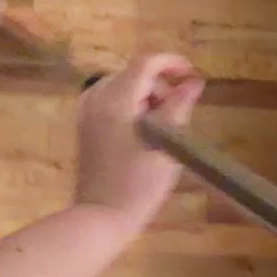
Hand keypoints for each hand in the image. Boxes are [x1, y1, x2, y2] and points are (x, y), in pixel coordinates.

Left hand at [73, 53, 204, 228]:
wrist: (101, 214)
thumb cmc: (138, 182)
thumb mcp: (166, 143)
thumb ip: (178, 107)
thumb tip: (192, 82)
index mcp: (114, 99)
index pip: (144, 63)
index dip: (171, 63)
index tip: (192, 75)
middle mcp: (95, 99)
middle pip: (131, 74)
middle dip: (158, 85)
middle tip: (178, 114)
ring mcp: (85, 113)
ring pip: (120, 87)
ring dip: (144, 97)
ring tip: (162, 127)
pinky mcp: (84, 127)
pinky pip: (108, 102)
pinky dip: (128, 106)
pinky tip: (142, 132)